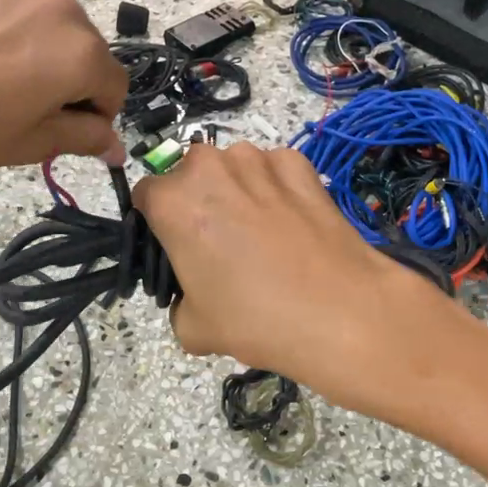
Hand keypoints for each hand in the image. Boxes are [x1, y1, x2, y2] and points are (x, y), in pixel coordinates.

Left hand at [0, 0, 127, 214]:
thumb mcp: (29, 144)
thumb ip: (82, 136)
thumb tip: (114, 146)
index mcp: (78, 53)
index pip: (113, 82)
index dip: (97, 112)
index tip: (71, 131)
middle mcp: (55, 10)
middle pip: (84, 46)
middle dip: (70, 76)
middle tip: (30, 111)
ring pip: (45, 23)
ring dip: (36, 49)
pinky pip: (4, 6)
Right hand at [133, 142, 457, 415]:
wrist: (341, 311)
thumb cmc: (257, 319)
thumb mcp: (192, 327)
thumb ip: (177, 299)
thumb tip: (192, 293)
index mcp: (173, 201)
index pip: (145, 195)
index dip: (157, 222)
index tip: (174, 246)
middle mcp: (210, 166)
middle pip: (190, 176)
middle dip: (199, 203)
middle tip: (220, 247)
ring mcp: (258, 159)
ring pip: (233, 170)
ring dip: (238, 193)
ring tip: (262, 238)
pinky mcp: (298, 163)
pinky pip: (274, 171)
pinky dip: (276, 190)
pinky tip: (291, 226)